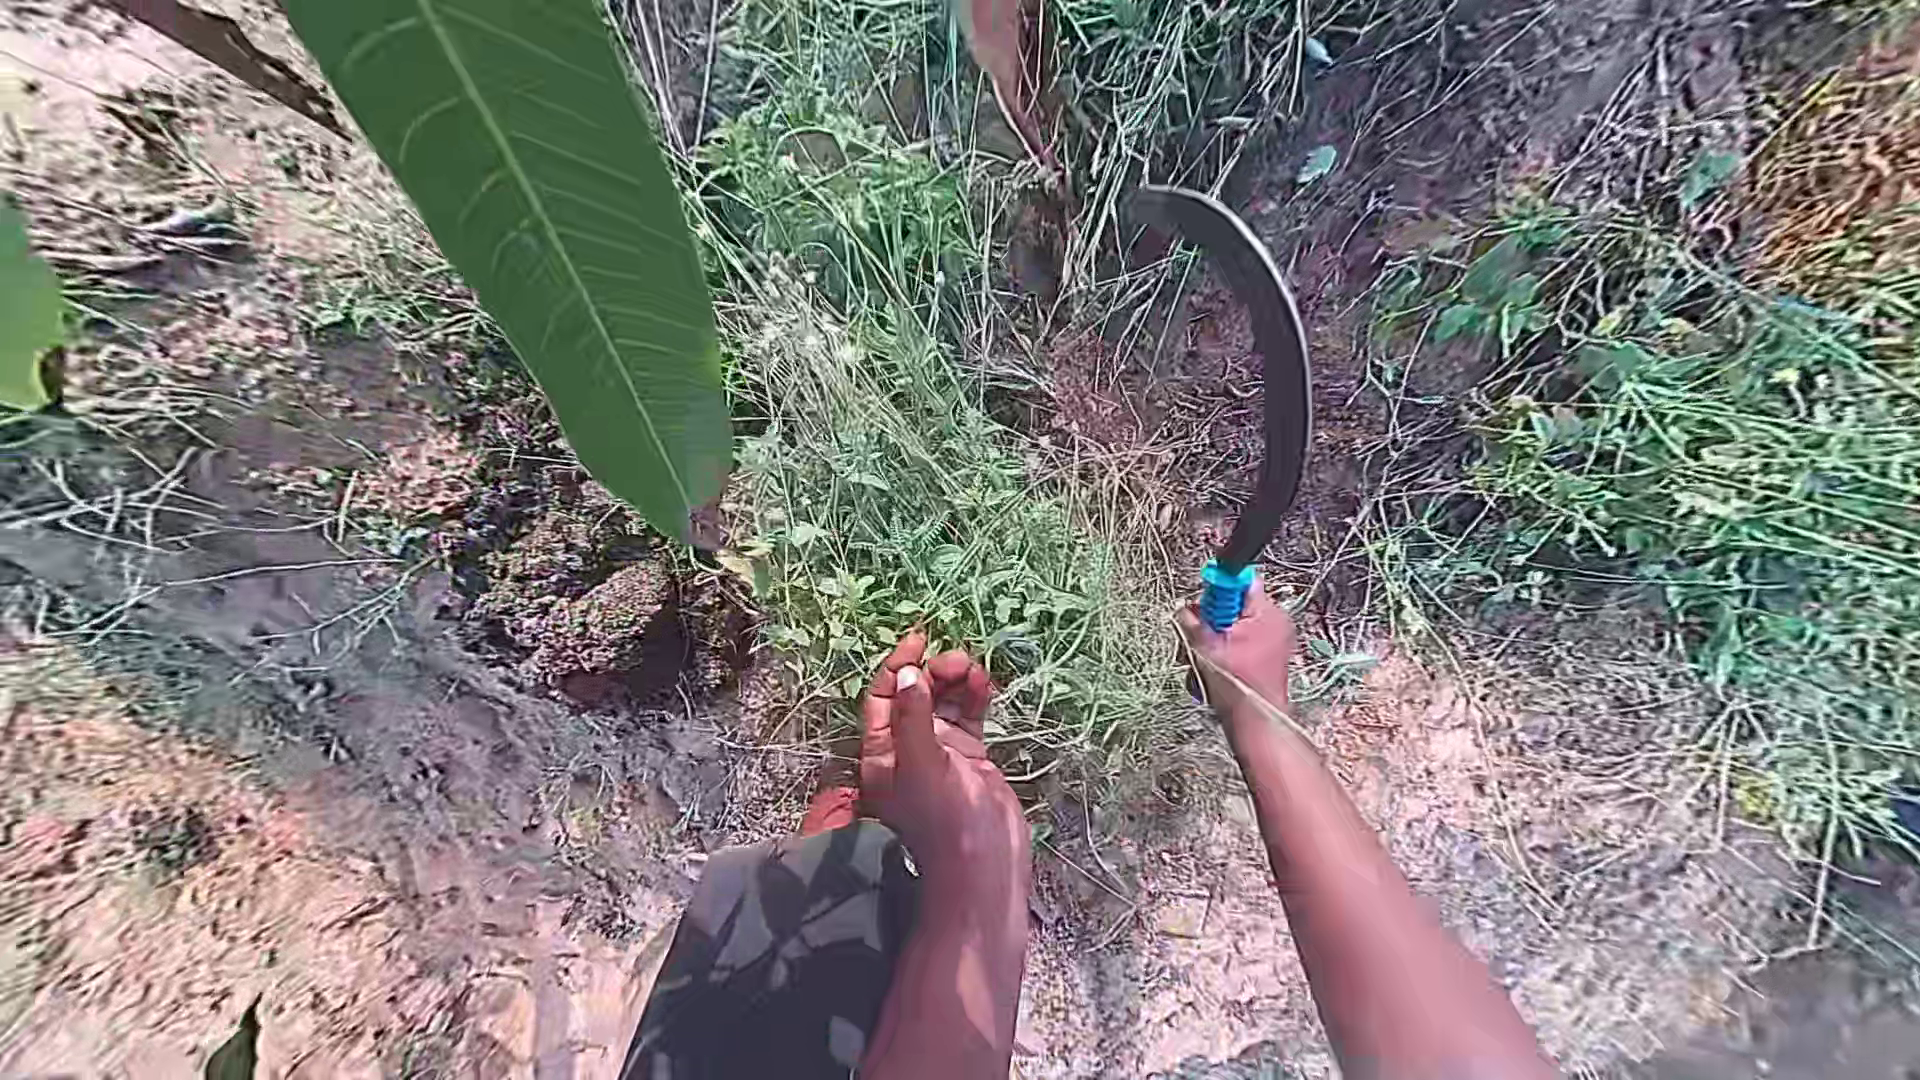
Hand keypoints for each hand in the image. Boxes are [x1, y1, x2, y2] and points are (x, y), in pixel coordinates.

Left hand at [859, 633, 1028, 888]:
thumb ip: (913, 718)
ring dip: (956, 680)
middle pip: (914, 693)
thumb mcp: (922, 766)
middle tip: (958, 661)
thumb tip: (906, 673)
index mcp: (884, 751)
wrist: (985, 868)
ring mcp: (941, 749)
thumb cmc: (945, 821)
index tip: (919, 640)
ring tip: (974, 671)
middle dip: (933, 671)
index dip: (897, 666)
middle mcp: (909, 746)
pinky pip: (968, 714)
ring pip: (943, 700)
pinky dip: (974, 696)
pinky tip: (984, 685)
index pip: (882, 697)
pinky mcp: (969, 753)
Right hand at [1176, 579, 1296, 719]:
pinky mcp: (1266, 652)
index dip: (1217, 590)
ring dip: (1213, 637)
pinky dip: (1223, 648)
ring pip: (1232, 623)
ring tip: (1206, 657)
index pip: (1240, 581)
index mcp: (1266, 614)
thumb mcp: (1205, 645)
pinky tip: (1215, 666)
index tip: (1204, 607)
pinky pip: (1239, 639)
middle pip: (1233, 603)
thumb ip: (1191, 619)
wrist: (1255, 721)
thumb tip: (1183, 606)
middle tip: (1201, 638)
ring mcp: (1272, 638)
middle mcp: (1275, 621)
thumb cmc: (1235, 684)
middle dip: (1210, 619)